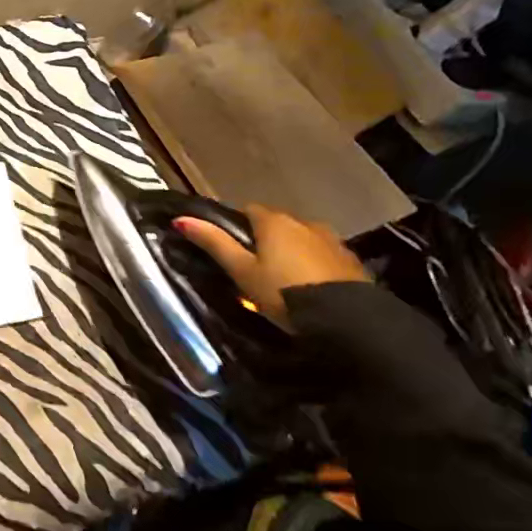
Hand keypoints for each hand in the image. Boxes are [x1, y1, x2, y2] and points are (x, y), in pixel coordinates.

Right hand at [175, 205, 367, 330]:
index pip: (248, 210)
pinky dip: (314, 264)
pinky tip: (311, 287)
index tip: (233, 251)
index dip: (238, 228)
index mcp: (274, 221)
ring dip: (292, 251)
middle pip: (277, 224)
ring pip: (301, 238)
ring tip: (284, 280)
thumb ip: (214, 243)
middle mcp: (303, 221)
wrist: (344, 320)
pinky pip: (323, 255)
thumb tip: (180, 218)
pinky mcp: (351, 260)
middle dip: (266, 240)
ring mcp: (331, 239)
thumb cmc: (283, 293)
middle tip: (256, 270)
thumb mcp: (242, 272)